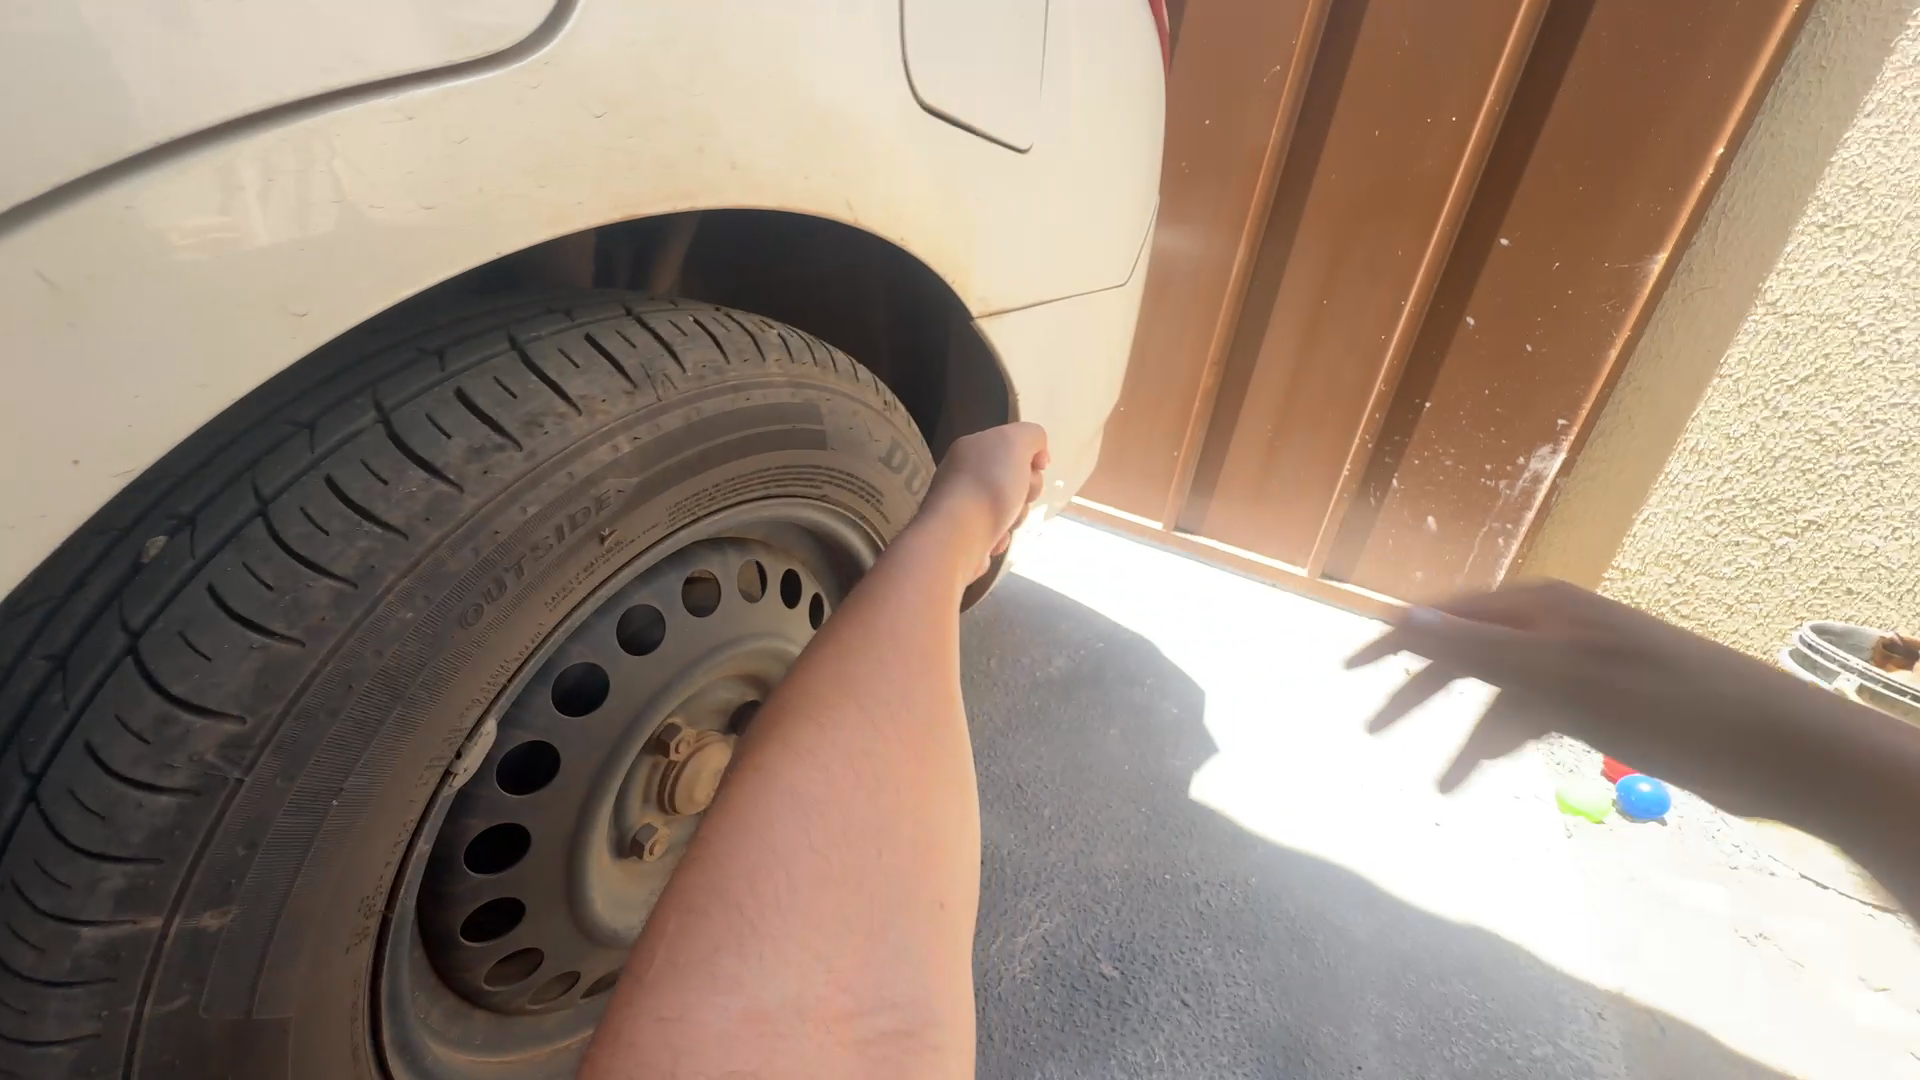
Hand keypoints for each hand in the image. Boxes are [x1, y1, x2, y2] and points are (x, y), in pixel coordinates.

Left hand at [913, 423, 1048, 581]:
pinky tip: (994, 538)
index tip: (1037, 468)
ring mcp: (962, 506)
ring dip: (1015, 516)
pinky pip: (995, 533)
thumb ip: (1031, 435)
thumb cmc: (990, 485)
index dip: (1030, 457)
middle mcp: (964, 474)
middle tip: (1021, 496)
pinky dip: (1000, 537)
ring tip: (1005, 522)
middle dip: (1026, 490)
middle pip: (1013, 479)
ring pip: (1008, 508)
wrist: (959, 536)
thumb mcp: (1016, 442)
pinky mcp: (964, 535)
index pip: (1011, 446)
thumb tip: (1036, 455)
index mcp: (972, 448)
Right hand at [1346, 580, 1883, 819]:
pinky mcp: (1594, 700)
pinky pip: (1529, 715)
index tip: (1348, 671)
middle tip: (1375, 728)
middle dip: (1419, 693)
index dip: (1390, 642)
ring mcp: (1570, 664)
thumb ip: (1474, 646)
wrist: (1785, 751)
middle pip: (1461, 656)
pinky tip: (1489, 766)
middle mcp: (1546, 627)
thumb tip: (1399, 618)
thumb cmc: (1665, 703)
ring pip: (1494, 694)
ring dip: (1466, 734)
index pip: (1441, 617)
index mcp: (1534, 608)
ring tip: (1444, 782)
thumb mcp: (1558, 674)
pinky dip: (1505, 740)